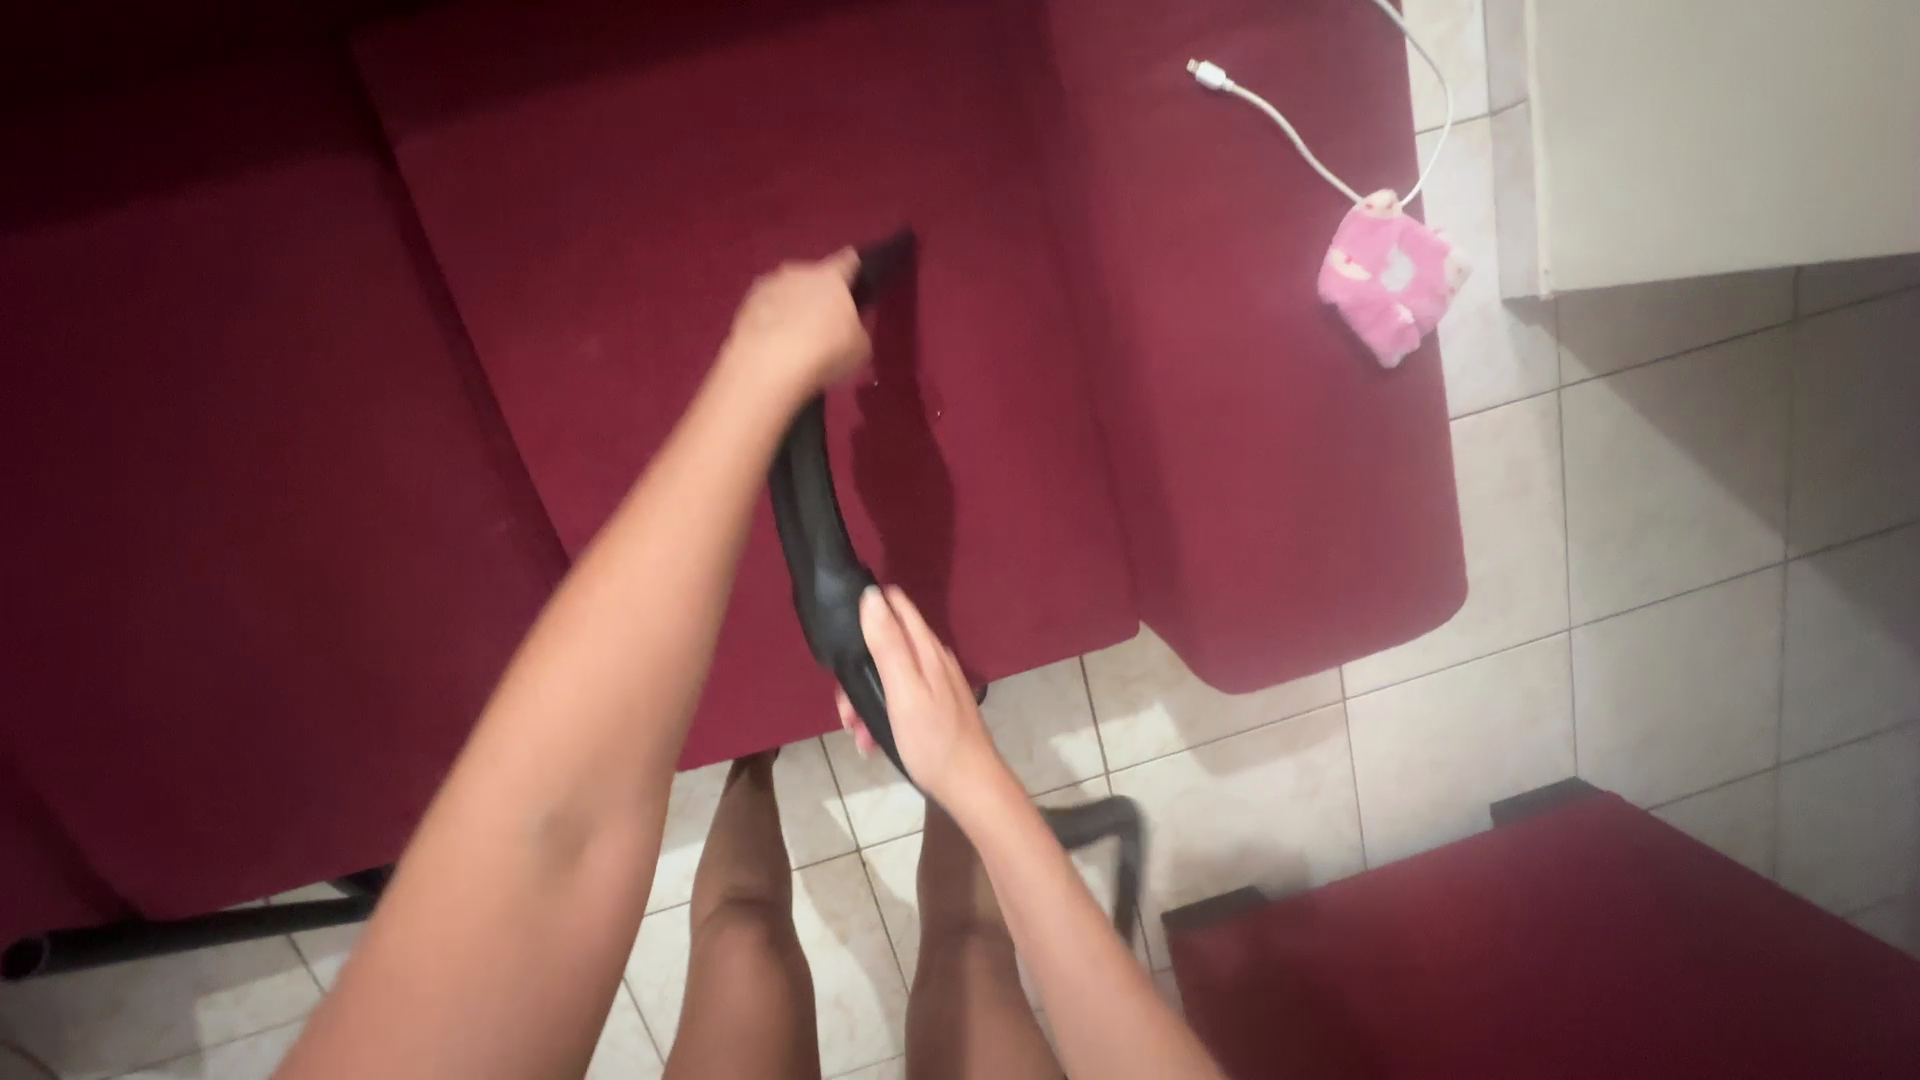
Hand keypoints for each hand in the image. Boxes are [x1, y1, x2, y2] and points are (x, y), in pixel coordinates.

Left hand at [721, 249, 870, 397]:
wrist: (769, 366)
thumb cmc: (826, 352)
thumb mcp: (860, 347)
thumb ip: (856, 329)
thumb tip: (849, 328)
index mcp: (831, 276)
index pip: (848, 261)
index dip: (854, 269)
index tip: (857, 278)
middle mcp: (797, 271)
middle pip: (813, 277)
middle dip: (819, 294)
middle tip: (825, 322)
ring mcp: (766, 287)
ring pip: (786, 293)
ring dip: (792, 308)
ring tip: (797, 339)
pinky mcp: (744, 307)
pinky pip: (765, 311)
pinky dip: (771, 324)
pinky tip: (775, 347)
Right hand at [837, 586, 1010, 809]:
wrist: (970, 786)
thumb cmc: (932, 739)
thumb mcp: (903, 690)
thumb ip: (887, 643)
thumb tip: (872, 596)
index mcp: (926, 649)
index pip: (896, 605)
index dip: (868, 609)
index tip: (842, 633)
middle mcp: (934, 659)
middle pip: (887, 645)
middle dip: (859, 671)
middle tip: (846, 710)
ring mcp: (937, 684)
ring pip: (889, 676)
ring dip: (867, 701)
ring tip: (857, 733)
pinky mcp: (936, 708)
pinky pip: (900, 699)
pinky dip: (883, 715)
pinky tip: (874, 741)